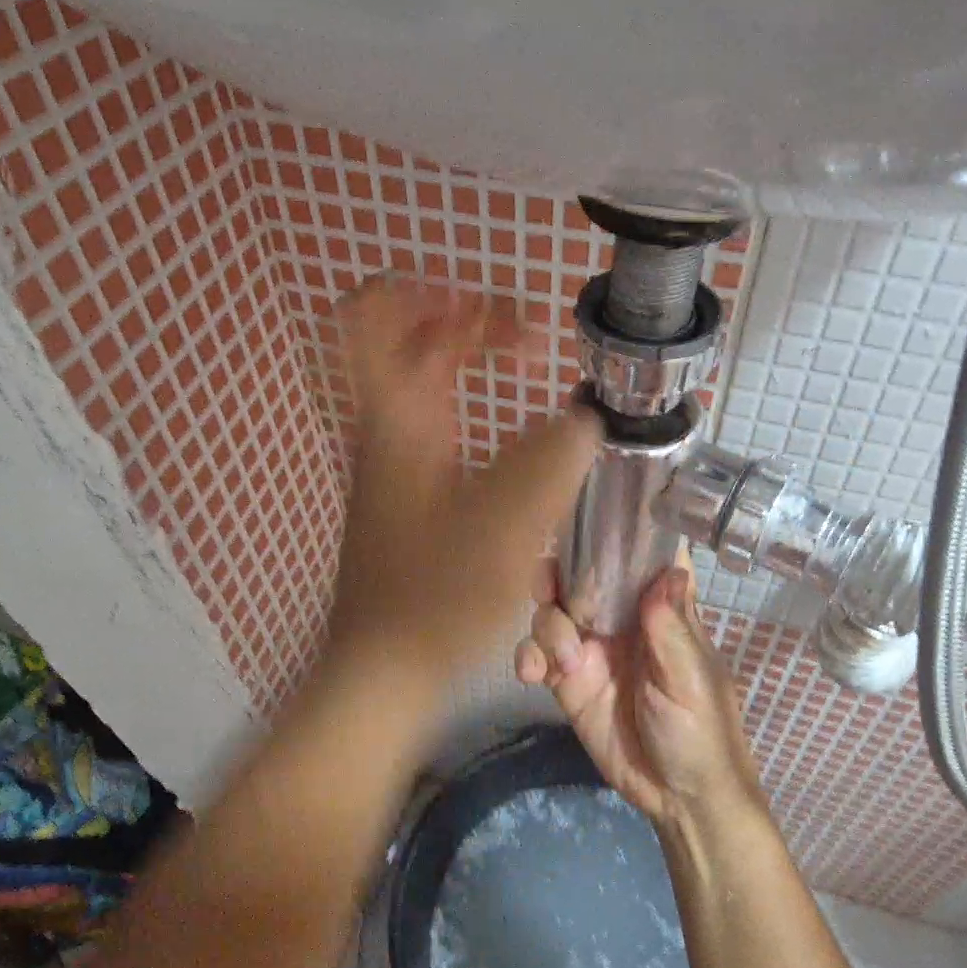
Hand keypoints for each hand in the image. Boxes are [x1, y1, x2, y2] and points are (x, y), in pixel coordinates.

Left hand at [326, 279, 601, 681]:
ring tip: (517, 362)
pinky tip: (503, 434)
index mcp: (395, 417)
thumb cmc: (438, 597)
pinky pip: (427, 422)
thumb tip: (585, 419)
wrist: (383, 669)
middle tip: (519, 338)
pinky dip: (463, 404)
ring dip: (461, 359)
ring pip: (414, 380)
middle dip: (461, 320)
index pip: (381, 312)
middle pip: (401, 337)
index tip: (516, 331)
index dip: (446, 298)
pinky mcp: (401, 494)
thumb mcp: (509, 524)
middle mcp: (382, 428)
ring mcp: (387, 461)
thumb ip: (555, 458)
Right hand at [515, 552, 764, 827]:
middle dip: (559, 570)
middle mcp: (622, 620)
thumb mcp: (691, 680)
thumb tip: (668, 568)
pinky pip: (536, 655)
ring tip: (565, 659)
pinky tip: (534, 675)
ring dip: (546, 623)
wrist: (680, 797)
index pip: (641, 555)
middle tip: (551, 586)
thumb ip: (671, 628)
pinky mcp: (567, 682)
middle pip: (582, 574)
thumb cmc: (702, 732)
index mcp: (661, 609)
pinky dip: (527, 657)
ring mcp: (591, 650)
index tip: (591, 512)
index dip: (619, 529)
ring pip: (552, 610)